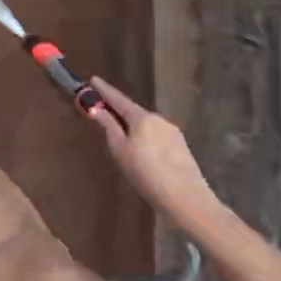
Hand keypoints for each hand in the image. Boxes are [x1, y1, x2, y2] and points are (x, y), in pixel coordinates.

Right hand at [86, 77, 218, 219]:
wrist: (187, 200)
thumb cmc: (146, 173)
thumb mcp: (120, 150)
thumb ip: (108, 126)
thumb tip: (96, 108)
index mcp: (142, 117)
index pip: (119, 99)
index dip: (104, 90)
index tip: (94, 80)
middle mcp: (159, 120)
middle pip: (134, 112)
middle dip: (119, 112)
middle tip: (103, 114)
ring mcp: (173, 133)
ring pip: (146, 126)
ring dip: (133, 128)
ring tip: (122, 141)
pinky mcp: (181, 148)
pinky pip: (157, 137)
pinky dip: (145, 138)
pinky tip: (143, 155)